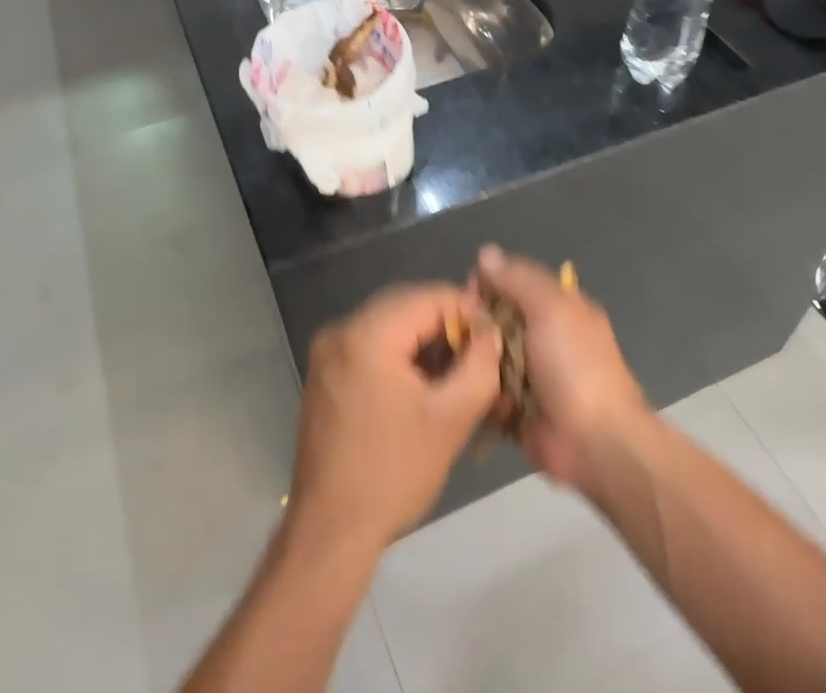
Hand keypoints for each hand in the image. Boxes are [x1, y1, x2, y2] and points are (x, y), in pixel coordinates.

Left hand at [289, 284, 503, 546]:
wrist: (331, 529)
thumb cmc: (394, 473)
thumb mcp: (451, 418)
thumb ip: (480, 363)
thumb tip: (492, 330)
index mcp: (366, 336)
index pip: (429, 296)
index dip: (469, 309)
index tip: (498, 335)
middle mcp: (340, 332)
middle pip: (406, 306)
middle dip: (449, 324)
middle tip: (484, 353)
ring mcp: (327, 354)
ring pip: (390, 326)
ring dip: (427, 341)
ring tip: (462, 370)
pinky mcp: (326, 375)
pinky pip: (372, 347)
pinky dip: (402, 356)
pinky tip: (428, 383)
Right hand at [474, 245, 649, 490]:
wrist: (594, 440)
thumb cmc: (576, 366)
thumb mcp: (552, 309)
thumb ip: (519, 280)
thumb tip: (487, 252)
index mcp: (560, 310)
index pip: (515, 285)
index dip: (488, 285)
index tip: (464, 293)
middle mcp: (544, 339)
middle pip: (497, 322)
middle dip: (475, 325)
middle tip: (451, 332)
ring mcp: (530, 376)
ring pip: (488, 358)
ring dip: (473, 360)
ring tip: (447, 362)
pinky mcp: (515, 410)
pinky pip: (487, 392)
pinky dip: (476, 392)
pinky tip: (456, 388)